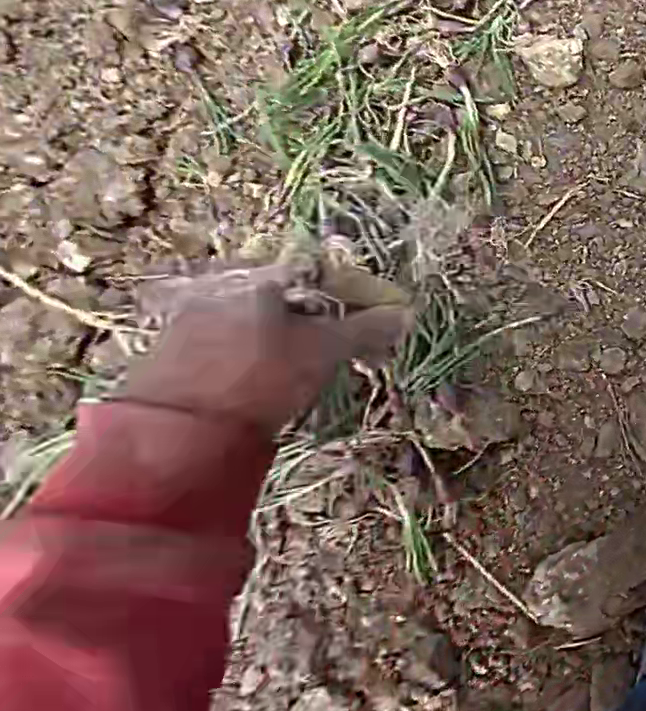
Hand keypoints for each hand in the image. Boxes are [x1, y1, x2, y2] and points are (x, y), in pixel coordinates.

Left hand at [120, 267, 409, 433]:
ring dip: (306, 339)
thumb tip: (404, 313)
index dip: (360, 296)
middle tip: (363, 345)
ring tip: (330, 364)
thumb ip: (370, 327)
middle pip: (296, 300)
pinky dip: (274, 353)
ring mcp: (195, 323)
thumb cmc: (263, 376)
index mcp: (256, 281)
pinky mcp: (181, 355)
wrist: (176, 433)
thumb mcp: (328, 348)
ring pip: (271, 323)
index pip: (323, 277)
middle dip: (335, 321)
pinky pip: (246, 343)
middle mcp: (221, 292)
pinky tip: (290, 374)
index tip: (383, 318)